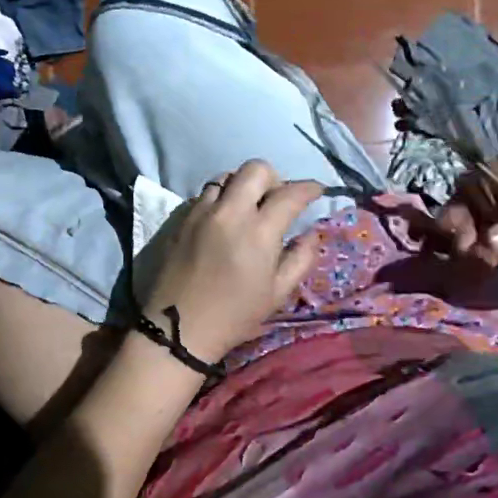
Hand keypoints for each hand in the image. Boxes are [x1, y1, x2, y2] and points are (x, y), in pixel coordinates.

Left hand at [140, 160, 323, 362]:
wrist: (179, 328)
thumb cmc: (235, 316)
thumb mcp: (278, 294)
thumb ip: (301, 259)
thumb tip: (311, 234)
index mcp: (259, 232)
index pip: (290, 194)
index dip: (309, 188)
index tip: (318, 191)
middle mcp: (230, 212)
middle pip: (256, 169)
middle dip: (275, 178)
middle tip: (278, 200)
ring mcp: (202, 212)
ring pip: (227, 176)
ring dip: (244, 185)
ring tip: (249, 208)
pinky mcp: (182, 219)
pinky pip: (206, 193)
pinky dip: (222, 198)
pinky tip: (225, 220)